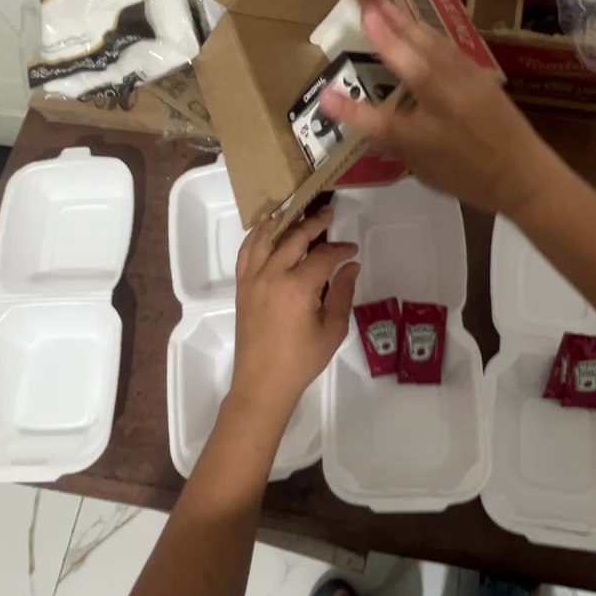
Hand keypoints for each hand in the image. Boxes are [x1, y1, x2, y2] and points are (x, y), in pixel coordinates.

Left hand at [226, 207, 358, 422]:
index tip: (352, 250)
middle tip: (329, 213)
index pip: (324, 256)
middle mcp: (273, 275)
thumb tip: (351, 266)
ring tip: (298, 212)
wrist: (262, 383)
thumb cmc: (301, 360)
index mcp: (298, 287)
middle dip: (315, 223)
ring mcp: (253, 279)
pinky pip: (246, 252)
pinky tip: (267, 228)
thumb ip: (342, 293)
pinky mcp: (242, 286)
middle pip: (295, 237)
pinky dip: (256, 235)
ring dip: (284, 222)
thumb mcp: (332, 329)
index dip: (340, 249)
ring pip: (267, 238)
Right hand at [320, 4, 563, 217]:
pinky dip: (432, 35)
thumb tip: (376, 124)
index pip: (378, 124)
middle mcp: (444, 108)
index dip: (350, 111)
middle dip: (388, 36)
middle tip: (367, 10)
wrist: (525, 175)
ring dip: (409, 25)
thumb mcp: (426, 171)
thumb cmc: (470, 180)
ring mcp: (466, 88)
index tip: (325, 96)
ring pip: (434, 49)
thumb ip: (399, 144)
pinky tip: (420, 26)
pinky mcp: (481, 78)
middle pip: (412, 66)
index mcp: (424, 139)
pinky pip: (451, 50)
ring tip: (387, 6)